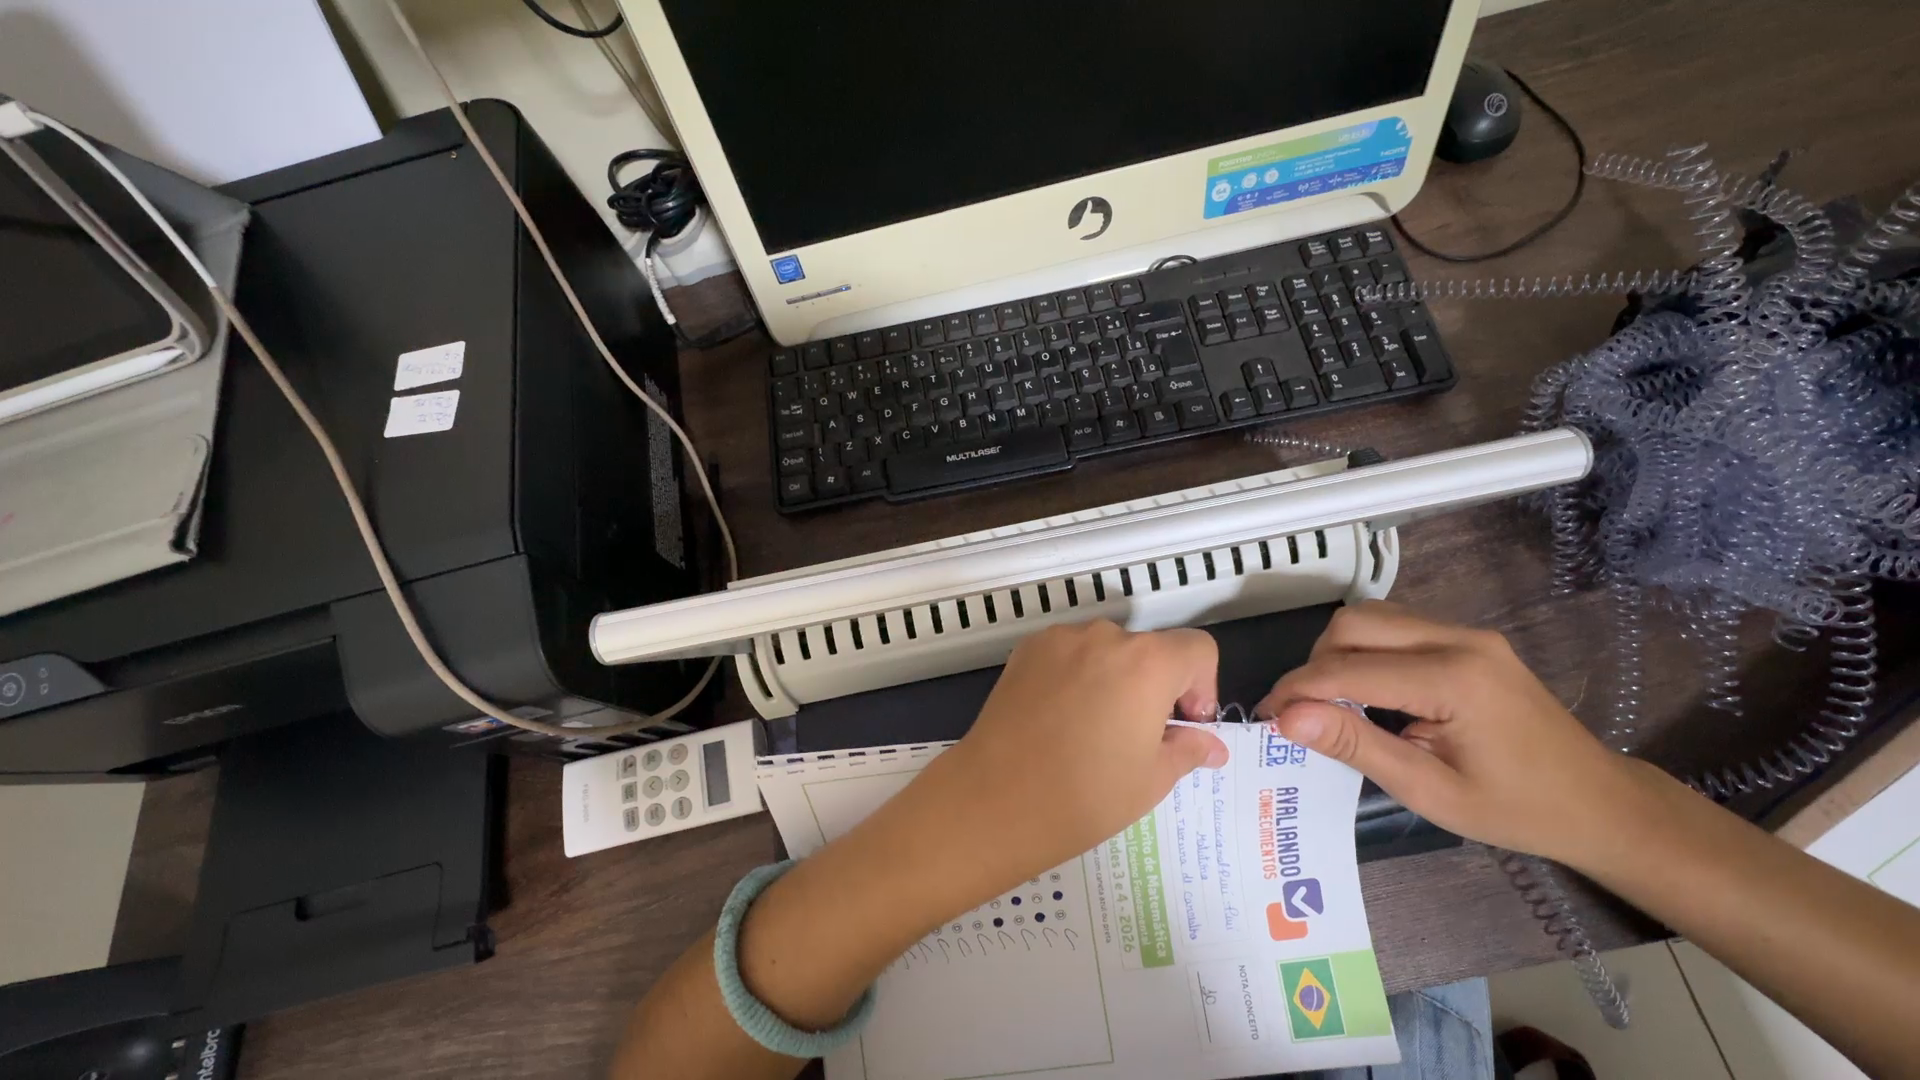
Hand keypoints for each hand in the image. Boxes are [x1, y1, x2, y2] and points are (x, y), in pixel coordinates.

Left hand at [898, 621, 1227, 906]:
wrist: (996, 799)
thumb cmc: (1086, 795)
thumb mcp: (1151, 779)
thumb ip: (1187, 749)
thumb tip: (1210, 744)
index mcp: (1148, 663)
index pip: (1197, 649)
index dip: (1201, 686)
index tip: (1183, 724)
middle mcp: (1105, 637)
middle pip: (1149, 649)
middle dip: (1155, 685)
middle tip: (1139, 736)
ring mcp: (1060, 640)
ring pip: (1106, 651)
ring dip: (1114, 678)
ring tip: (1094, 730)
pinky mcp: (1026, 651)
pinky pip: (1068, 654)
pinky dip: (1076, 675)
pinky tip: (1060, 720)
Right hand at [1254, 601, 1653, 865]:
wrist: (1599, 803)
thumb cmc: (1516, 809)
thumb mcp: (1429, 789)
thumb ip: (1356, 745)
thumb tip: (1288, 718)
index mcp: (1453, 679)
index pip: (1347, 668)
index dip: (1296, 690)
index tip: (1265, 717)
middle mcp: (1460, 640)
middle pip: (1354, 625)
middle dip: (1314, 665)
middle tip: (1301, 713)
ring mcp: (1468, 634)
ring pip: (1372, 618)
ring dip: (1337, 652)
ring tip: (1330, 702)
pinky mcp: (1469, 639)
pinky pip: (1396, 627)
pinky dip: (1365, 650)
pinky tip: (1366, 689)